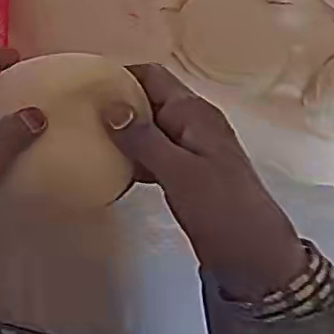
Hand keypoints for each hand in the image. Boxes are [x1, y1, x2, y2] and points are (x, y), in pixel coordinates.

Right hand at [104, 64, 305, 299]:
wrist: (256, 258)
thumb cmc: (222, 209)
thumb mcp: (179, 172)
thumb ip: (144, 138)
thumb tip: (109, 106)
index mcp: (194, 113)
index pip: (152, 76)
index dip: (120, 75)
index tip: (85, 85)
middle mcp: (192, 123)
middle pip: (148, 100)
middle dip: (116, 103)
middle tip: (77, 115)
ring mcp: (190, 149)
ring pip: (148, 129)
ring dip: (121, 132)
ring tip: (86, 139)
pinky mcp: (186, 174)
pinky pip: (152, 154)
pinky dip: (132, 157)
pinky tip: (111, 169)